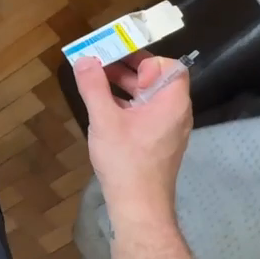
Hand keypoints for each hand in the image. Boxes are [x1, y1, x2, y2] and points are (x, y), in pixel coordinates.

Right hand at [73, 54, 192, 227]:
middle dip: (126, 67)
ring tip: (93, 80)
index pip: (169, 66)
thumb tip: (85, 59)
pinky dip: (125, 103)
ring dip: (122, 85)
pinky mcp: (157, 140)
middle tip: (98, 61)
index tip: (116, 53)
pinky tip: (101, 106)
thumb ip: (94, 87)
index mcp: (171, 102)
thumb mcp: (104, 119)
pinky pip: (143, 111)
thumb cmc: (126, 159)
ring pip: (147, 96)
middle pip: (156, 79)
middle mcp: (175, 112)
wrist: (139, 205)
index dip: (144, 57)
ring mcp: (167, 128)